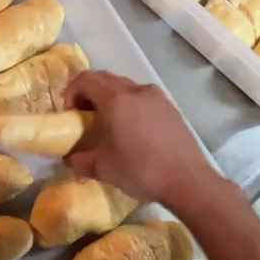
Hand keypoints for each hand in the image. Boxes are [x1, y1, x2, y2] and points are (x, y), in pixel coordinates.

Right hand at [65, 70, 244, 223]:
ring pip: (124, 85)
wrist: (189, 181)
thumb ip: (79, 160)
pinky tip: (133, 128)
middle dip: (89, 92)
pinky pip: (142, 96)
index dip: (72, 92)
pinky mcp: (170, 107)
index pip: (85, 79)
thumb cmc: (142, 171)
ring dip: (110, 96)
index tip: (71, 113)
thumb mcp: (103, 169)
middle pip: (104, 78)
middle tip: (85, 116)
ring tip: (109, 122)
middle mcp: (136, 91)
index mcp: (116, 100)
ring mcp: (156, 97)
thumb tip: (69, 158)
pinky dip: (129, 103)